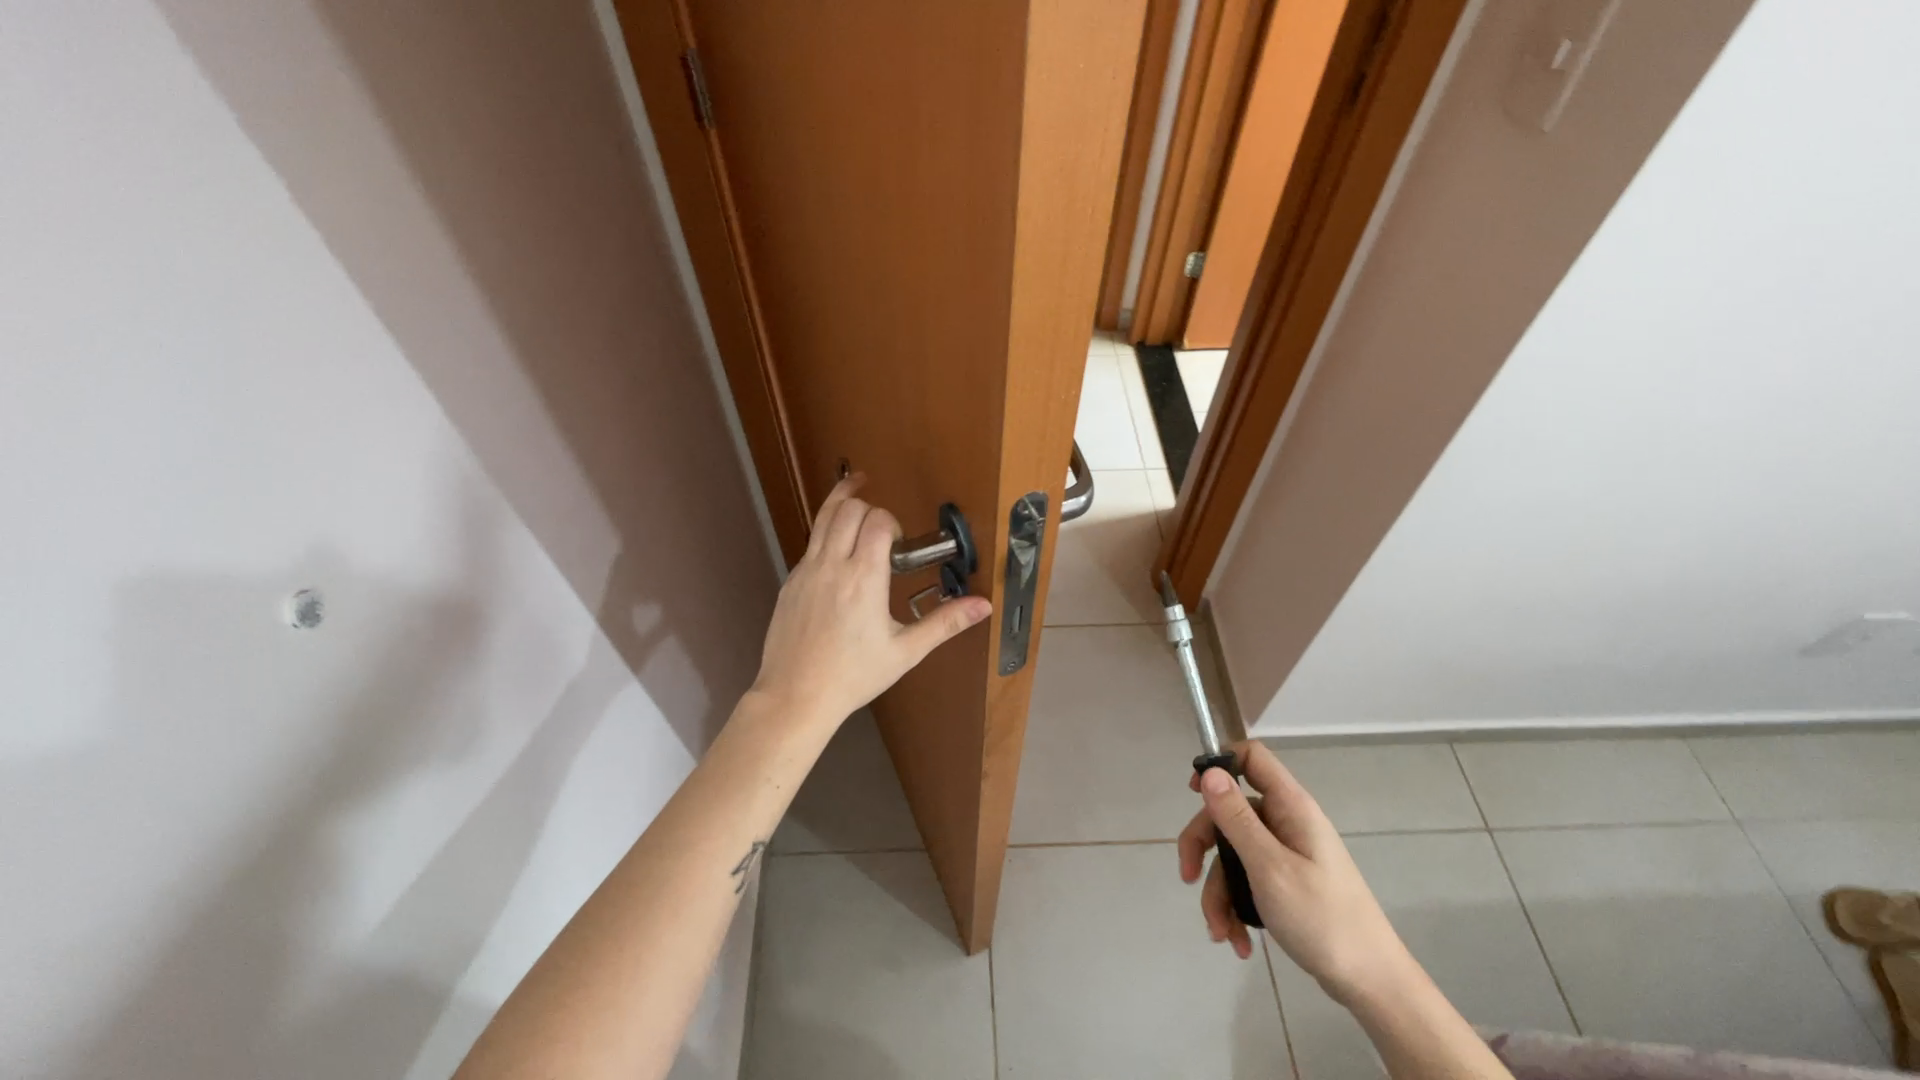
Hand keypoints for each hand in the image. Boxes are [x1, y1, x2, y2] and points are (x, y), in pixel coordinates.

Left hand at [751, 474, 991, 726]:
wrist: (796, 697)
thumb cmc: (851, 677)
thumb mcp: (905, 652)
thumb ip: (945, 623)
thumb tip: (982, 606)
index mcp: (863, 578)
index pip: (877, 520)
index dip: (892, 522)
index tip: (898, 545)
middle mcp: (831, 566)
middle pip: (847, 508)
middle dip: (869, 506)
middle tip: (882, 525)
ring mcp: (805, 572)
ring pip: (821, 517)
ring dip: (842, 502)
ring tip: (855, 489)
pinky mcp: (790, 583)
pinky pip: (809, 544)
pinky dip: (825, 534)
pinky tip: (837, 553)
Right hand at [1178, 741, 1413, 1005]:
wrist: (1370, 981)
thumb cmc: (1321, 918)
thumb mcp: (1269, 866)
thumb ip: (1236, 818)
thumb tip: (1210, 771)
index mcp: (1291, 808)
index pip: (1252, 758)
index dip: (1220, 765)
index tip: (1194, 794)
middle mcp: (1288, 824)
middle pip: (1230, 814)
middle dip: (1204, 849)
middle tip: (1189, 878)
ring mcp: (1288, 855)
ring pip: (1233, 855)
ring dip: (1219, 894)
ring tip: (1221, 933)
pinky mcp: (1287, 883)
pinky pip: (1247, 883)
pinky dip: (1236, 910)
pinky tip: (1238, 941)